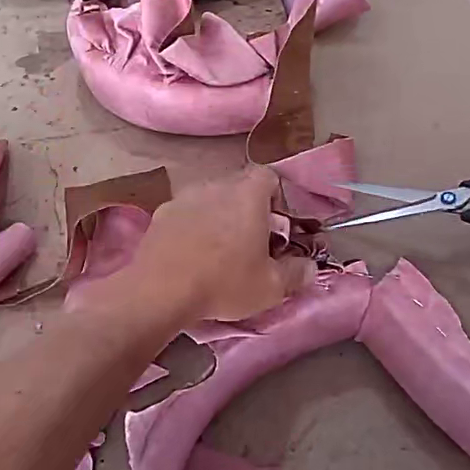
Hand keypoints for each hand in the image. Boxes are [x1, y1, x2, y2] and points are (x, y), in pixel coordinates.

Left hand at [120, 167, 314, 323]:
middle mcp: (216, 186)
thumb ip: (296, 273)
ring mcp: (184, 198)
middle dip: (248, 207)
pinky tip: (191, 255)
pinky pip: (186, 214)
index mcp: (248, 195)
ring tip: (219, 249)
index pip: (269, 176)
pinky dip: (193, 227)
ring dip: (219, 216)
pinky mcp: (160, 215)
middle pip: (239, 186)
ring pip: (211, 199)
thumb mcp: (270, 287)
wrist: (158, 293)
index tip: (277, 223)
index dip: (277, 196)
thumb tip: (311, 267)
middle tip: (252, 240)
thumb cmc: (223, 283)